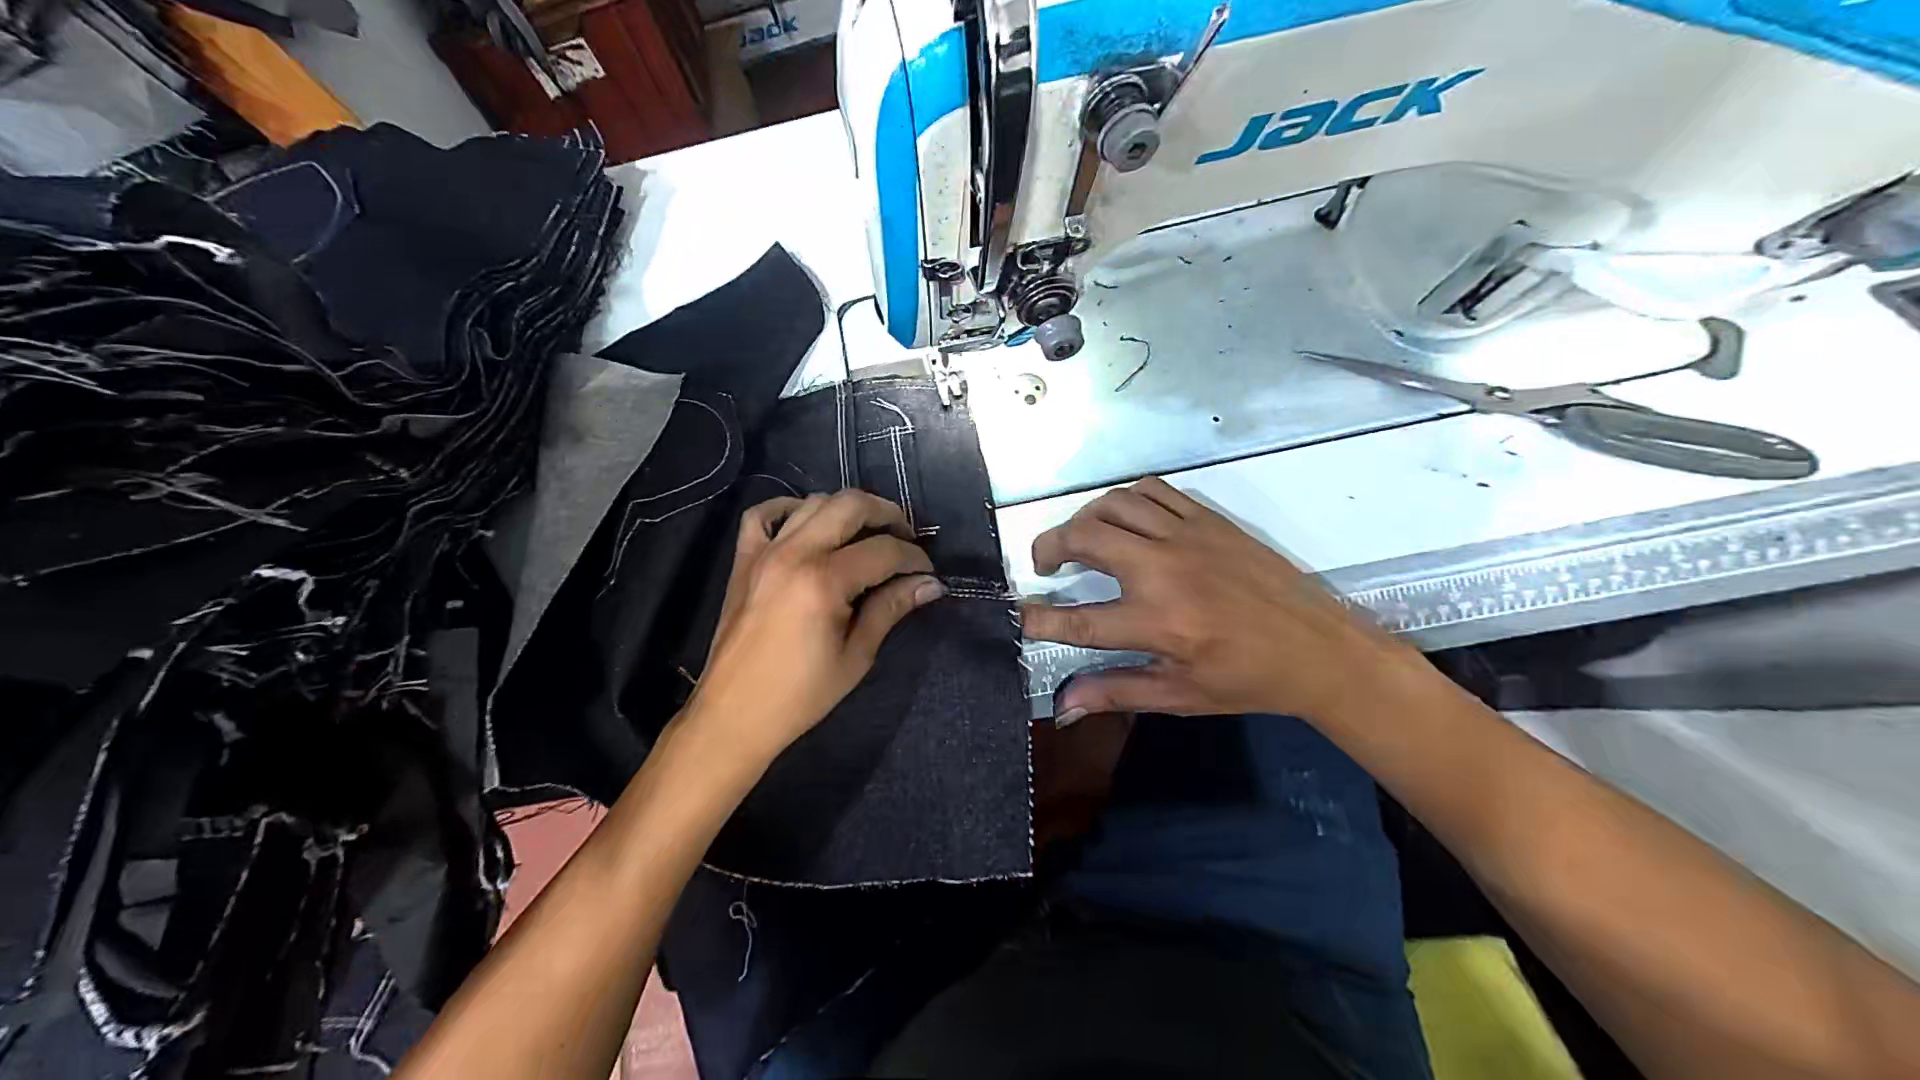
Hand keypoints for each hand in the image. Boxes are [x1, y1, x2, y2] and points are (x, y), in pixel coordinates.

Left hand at [684, 490, 944, 764]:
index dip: (914, 559)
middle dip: (888, 514)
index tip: (928, 574)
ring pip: (814, 502)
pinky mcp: (743, 560)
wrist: (733, 714)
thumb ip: (891, 609)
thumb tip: (931, 585)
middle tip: (906, 538)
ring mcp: (764, 551)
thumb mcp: (856, 655)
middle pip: (851, 505)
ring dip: (847, 510)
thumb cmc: (800, 694)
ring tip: (867, 534)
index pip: (884, 550)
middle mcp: (794, 552)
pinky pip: (762, 514)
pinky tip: (808, 523)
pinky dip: (788, 509)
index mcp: (824, 580)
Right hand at [1020, 477, 1415, 722]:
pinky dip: (1125, 500)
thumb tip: (1064, 706)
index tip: (1019, 615)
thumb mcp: (1179, 696)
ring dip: (1084, 518)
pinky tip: (1124, 520)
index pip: (1078, 620)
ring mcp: (1187, 537)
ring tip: (1082, 539)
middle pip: (1085, 538)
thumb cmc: (1247, 679)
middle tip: (1045, 565)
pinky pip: (1152, 490)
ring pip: (1114, 504)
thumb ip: (1116, 691)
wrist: (1319, 648)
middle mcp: (1165, 571)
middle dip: (1049, 547)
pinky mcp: (1208, 519)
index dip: (1039, 619)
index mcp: (1159, 624)